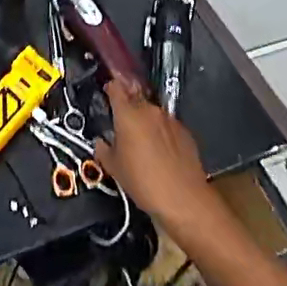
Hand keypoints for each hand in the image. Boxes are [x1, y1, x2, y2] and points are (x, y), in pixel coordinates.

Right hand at [94, 78, 216, 232]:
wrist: (182, 197)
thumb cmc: (142, 181)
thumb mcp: (114, 168)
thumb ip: (104, 150)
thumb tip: (101, 143)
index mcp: (128, 114)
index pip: (116, 88)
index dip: (111, 88)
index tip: (108, 91)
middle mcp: (150, 111)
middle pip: (135, 100)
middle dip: (128, 110)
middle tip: (122, 127)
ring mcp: (170, 119)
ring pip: (152, 114)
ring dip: (145, 122)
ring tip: (142, 144)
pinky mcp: (185, 130)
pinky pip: (167, 126)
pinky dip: (161, 133)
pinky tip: (160, 152)